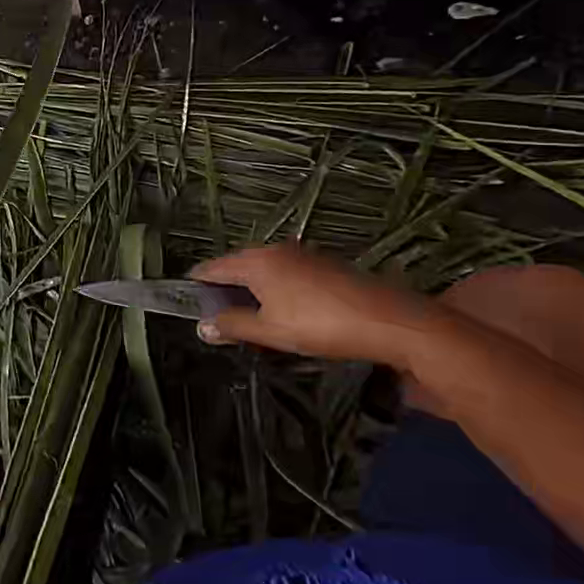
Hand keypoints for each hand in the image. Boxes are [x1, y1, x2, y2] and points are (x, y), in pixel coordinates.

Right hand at [189, 243, 457, 369]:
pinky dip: (277, 289)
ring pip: (264, 271)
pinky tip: (287, 312)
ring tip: (254, 318)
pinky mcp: (327, 266)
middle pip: (236, 267)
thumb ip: (232, 326)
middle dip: (225, 290)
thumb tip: (202, 327)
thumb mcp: (270, 332)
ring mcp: (304, 255)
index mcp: (255, 261)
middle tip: (220, 317)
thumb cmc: (322, 325)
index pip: (210, 269)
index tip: (186, 303)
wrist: (397, 323)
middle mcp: (275, 251)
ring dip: (253, 291)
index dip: (195, 286)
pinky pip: (287, 274)